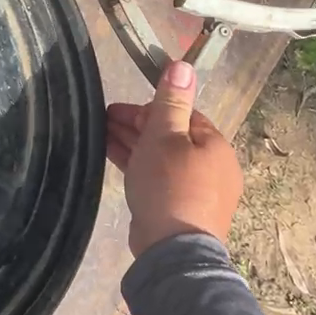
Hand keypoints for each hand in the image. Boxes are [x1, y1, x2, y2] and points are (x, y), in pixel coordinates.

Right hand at [106, 60, 242, 255]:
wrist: (174, 249)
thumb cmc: (169, 184)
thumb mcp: (164, 136)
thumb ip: (171, 101)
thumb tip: (183, 66)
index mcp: (214, 146)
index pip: (181, 114)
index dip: (149, 109)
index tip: (120, 110)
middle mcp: (212, 166)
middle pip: (171, 134)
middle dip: (137, 124)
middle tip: (104, 119)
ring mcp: (198, 189)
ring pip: (161, 155)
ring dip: (133, 142)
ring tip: (101, 133)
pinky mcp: (181, 206)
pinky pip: (157, 175)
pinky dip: (137, 162)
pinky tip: (111, 154)